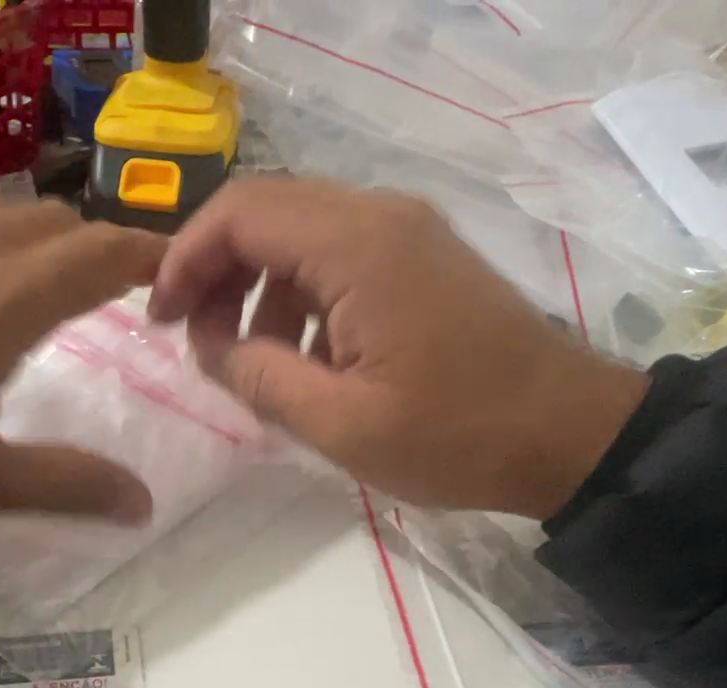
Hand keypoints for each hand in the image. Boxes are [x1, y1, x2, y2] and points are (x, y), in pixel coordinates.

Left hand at [0, 190, 165, 521]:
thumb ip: (67, 483)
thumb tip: (143, 505)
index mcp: (2, 303)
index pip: (97, 255)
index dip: (145, 255)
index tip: (171, 270)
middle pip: (53, 222)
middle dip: (92, 247)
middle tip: (105, 290)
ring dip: (35, 234)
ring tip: (39, 275)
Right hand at [147, 178, 648, 519]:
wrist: (567, 435)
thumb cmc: (455, 436)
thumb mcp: (339, 424)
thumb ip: (257, 377)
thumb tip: (207, 343)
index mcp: (357, 246)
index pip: (240, 213)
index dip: (184, 260)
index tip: (160, 320)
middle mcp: (379, 216)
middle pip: (265, 211)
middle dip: (213, 269)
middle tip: (191, 337)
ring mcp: (405, 232)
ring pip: (298, 232)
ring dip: (255, 286)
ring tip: (244, 358)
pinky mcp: (419, 258)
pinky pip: (336, 255)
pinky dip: (298, 294)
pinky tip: (301, 355)